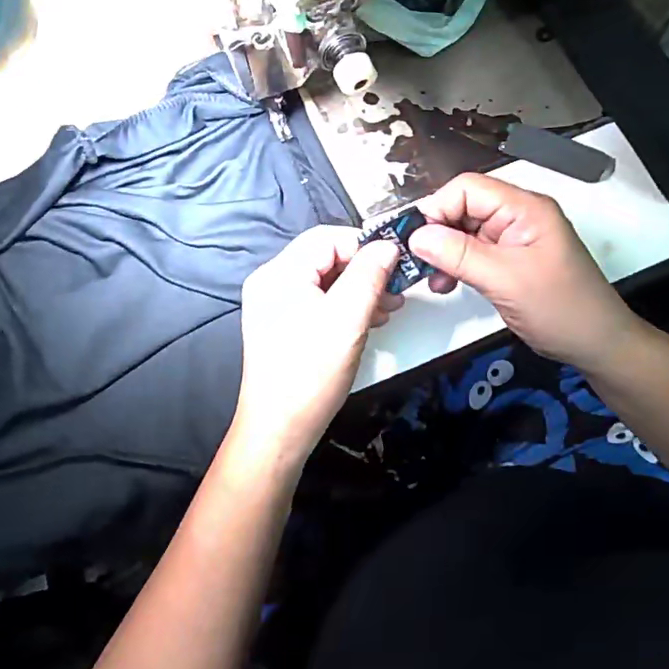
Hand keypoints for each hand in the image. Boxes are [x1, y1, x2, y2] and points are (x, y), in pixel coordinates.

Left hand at [231, 226, 402, 471]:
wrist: (278, 431)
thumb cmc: (309, 375)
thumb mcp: (347, 318)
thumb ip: (368, 275)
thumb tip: (387, 246)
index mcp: (279, 273)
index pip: (327, 237)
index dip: (364, 246)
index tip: (394, 264)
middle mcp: (272, 283)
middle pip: (326, 257)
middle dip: (365, 270)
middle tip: (396, 288)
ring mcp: (275, 306)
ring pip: (326, 280)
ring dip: (359, 289)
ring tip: (388, 307)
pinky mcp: (283, 327)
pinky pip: (319, 302)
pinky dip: (345, 306)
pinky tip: (369, 320)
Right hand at [408, 173, 641, 371]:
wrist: (597, 344)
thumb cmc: (564, 310)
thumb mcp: (505, 280)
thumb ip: (459, 255)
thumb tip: (418, 236)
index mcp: (525, 209)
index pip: (468, 188)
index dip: (438, 208)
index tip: (416, 238)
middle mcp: (518, 216)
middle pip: (463, 207)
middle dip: (437, 232)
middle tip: (419, 261)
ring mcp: (514, 238)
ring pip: (464, 231)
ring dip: (443, 252)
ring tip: (434, 278)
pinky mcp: (509, 260)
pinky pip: (472, 252)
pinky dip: (455, 265)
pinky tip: (446, 283)